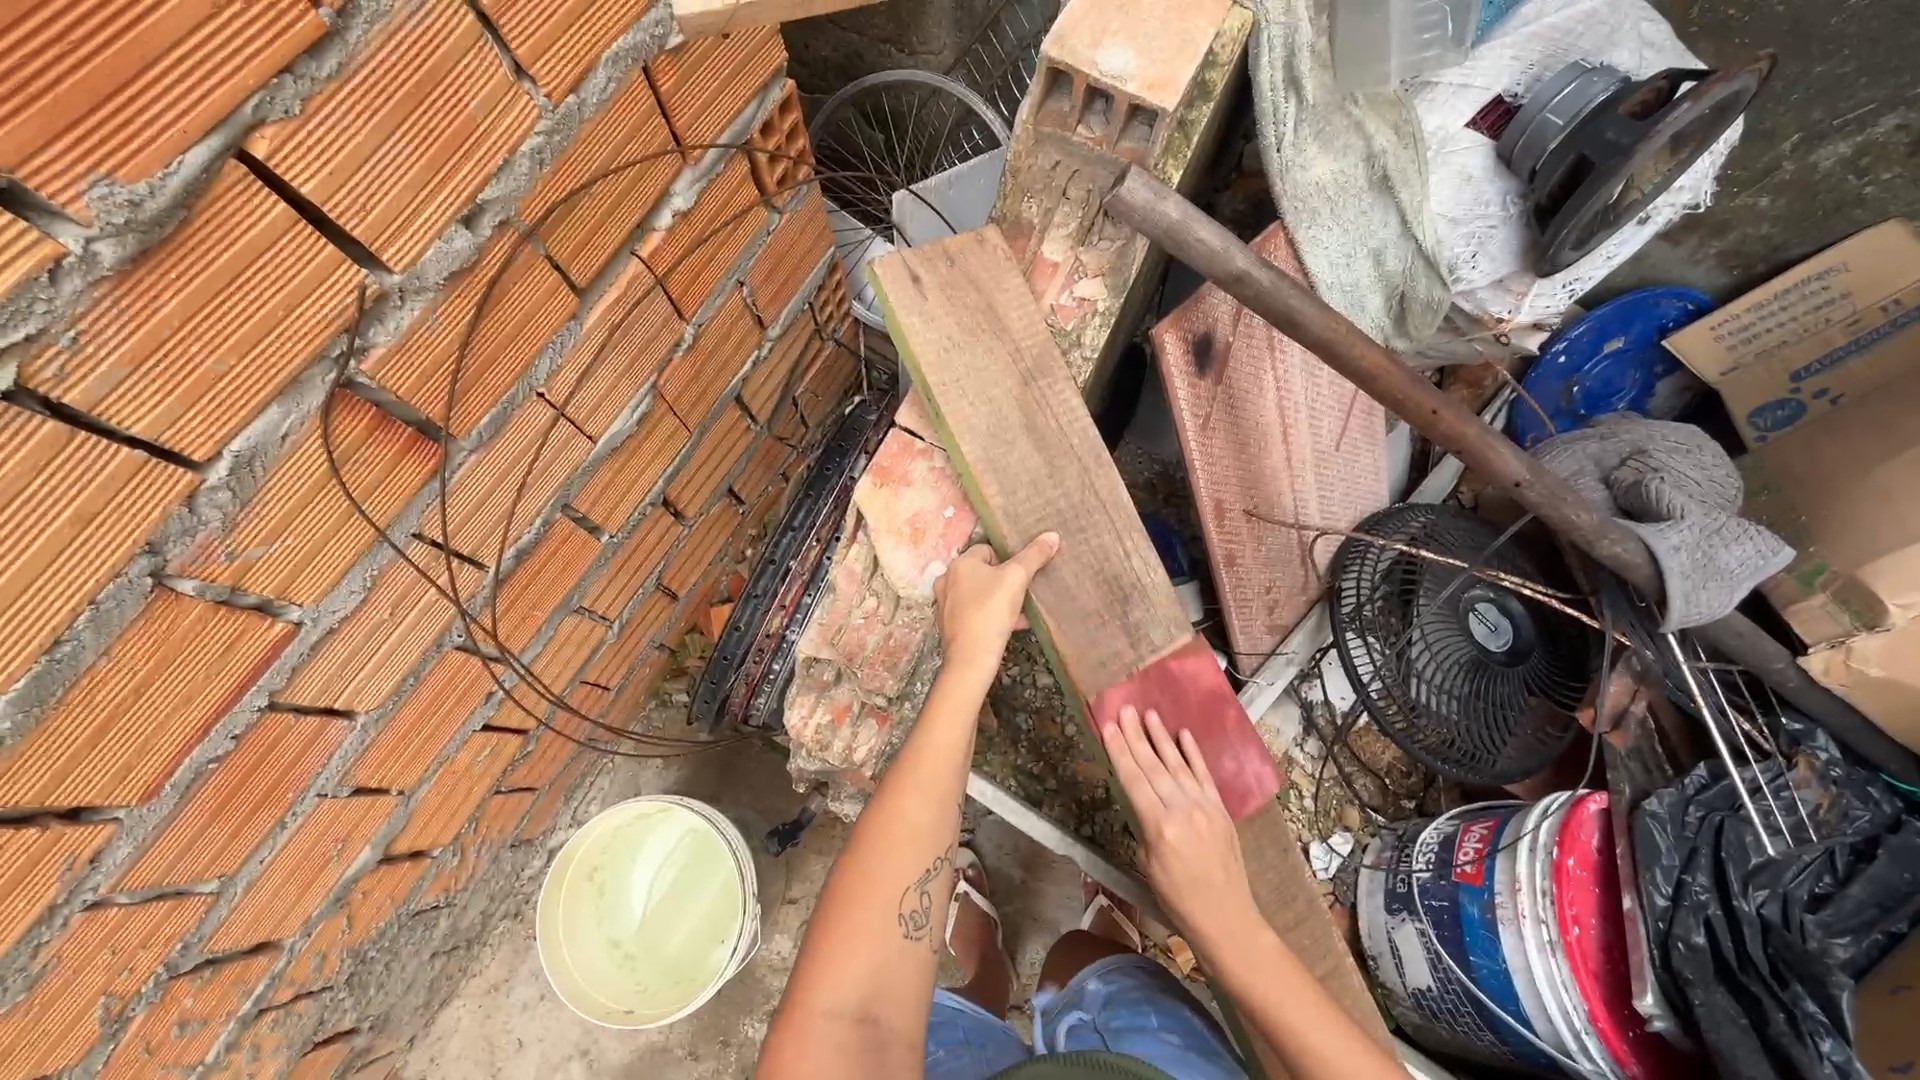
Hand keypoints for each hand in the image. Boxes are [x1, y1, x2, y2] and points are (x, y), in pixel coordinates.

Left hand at [932, 533, 1058, 673]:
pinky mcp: (949, 626)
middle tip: (1022, 593)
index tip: (1021, 574)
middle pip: (983, 573)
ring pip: (979, 595)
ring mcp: (946, 604)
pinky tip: (1010, 627)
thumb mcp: (1017, 578)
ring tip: (1021, 612)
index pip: (986, 550)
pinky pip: (974, 614)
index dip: (1007, 559)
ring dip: (1000, 601)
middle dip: (1004, 582)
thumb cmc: (991, 610)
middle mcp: (947, 580)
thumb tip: (1052, 535)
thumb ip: (1035, 555)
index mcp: (959, 563)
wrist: (971, 657)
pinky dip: (990, 617)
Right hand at [1102, 707, 1262, 958]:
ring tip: (1148, 714)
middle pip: (1153, 766)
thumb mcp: (1147, 864)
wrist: (1226, 917)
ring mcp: (1204, 807)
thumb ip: (1144, 827)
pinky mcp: (1220, 810)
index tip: (1109, 726)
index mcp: (1159, 826)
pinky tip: (1183, 735)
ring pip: (1178, 765)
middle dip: (1136, 736)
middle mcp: (1182, 809)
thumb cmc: (1177, 899)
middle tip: (1124, 709)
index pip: (1134, 779)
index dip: (1120, 751)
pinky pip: (1204, 775)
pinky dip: (1193, 754)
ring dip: (1161, 738)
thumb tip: (1141, 801)